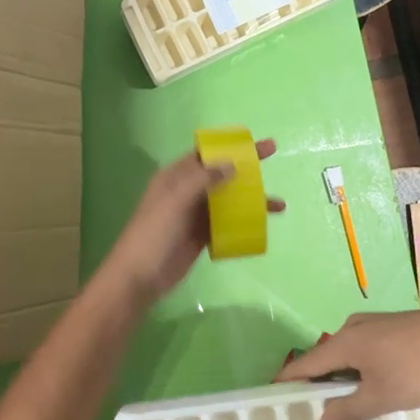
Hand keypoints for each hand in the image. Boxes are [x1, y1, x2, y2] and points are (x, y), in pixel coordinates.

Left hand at [102, 140, 283, 302]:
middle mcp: (186, 191)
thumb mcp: (176, 200)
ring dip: (251, 200)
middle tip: (274, 156)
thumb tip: (232, 163)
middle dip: (246, 167)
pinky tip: (261, 227)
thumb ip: (202, 179)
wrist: (139, 277)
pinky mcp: (201, 237)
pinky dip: (244, 223)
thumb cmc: (154, 232)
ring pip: (227, 201)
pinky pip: (226, 224)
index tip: (257, 142)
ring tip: (279, 205)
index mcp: (176, 176)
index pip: (206, 153)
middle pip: (221, 173)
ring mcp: (194, 215)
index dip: (230, 146)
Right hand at [276, 311, 419, 419]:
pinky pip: (364, 351)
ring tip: (342, 408)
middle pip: (325, 359)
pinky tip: (372, 388)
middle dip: (317, 386)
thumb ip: (348, 413)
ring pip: (347, 355)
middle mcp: (352, 328)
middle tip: (311, 414)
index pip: (305, 363)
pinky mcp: (392, 328)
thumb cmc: (417, 367)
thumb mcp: (381, 396)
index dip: (287, 380)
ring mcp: (374, 325)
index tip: (270, 397)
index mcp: (343, 341)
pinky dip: (359, 370)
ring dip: (341, 380)